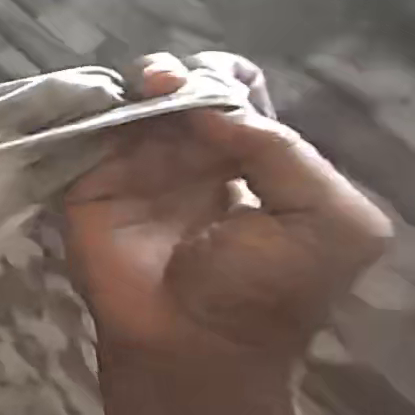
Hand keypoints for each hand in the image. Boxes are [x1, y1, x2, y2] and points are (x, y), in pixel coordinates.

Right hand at [64, 51, 391, 371]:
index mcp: (250, 158)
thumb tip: (208, 107)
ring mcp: (135, 165)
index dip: (224, 77)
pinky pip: (86, 131)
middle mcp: (189, 152)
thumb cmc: (265, 290)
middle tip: (162, 85)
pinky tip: (101, 104)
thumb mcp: (329, 224)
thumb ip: (285, 155)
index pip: (235, 93)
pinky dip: (90, 108)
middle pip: (177, 86)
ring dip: (133, 82)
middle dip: (174, 72)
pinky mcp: (88, 179)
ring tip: (140, 89)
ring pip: (129, 100)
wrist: (188, 341)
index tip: (212, 91)